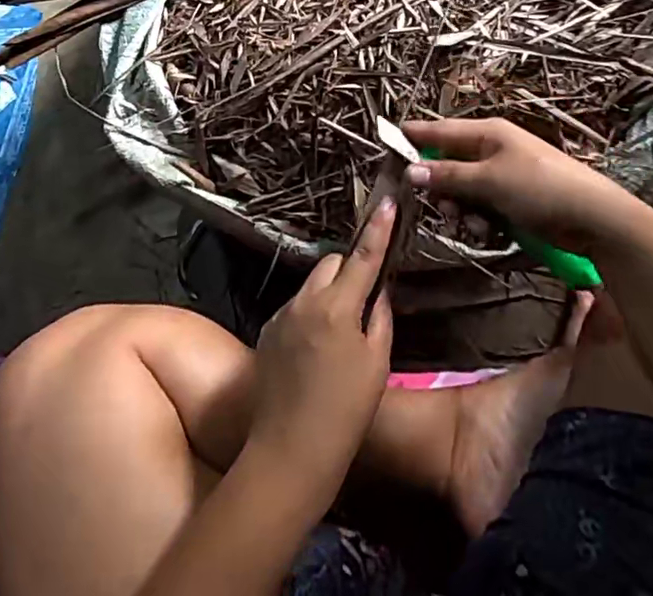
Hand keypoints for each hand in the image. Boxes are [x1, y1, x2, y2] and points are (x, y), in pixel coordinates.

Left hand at [247, 198, 395, 479]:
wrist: (290, 448)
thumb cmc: (346, 411)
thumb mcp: (377, 364)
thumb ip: (380, 318)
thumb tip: (379, 290)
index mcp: (337, 308)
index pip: (362, 258)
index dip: (377, 229)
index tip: (386, 203)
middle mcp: (304, 302)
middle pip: (330, 264)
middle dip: (349, 269)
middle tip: (365, 295)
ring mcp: (281, 314)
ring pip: (311, 285)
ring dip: (328, 293)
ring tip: (341, 331)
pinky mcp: (266, 329)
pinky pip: (294, 307)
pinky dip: (310, 313)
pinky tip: (317, 347)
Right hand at [402, 118, 652, 255]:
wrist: (596, 219)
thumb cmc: (541, 188)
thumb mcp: (489, 181)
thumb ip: (447, 176)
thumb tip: (410, 171)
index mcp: (487, 133)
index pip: (438, 129)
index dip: (413, 137)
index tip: (387, 144)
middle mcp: (492, 149)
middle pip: (447, 164)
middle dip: (441, 188)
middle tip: (442, 207)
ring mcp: (503, 175)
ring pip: (462, 190)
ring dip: (461, 209)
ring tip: (474, 224)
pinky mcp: (513, 199)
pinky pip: (481, 206)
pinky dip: (480, 219)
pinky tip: (490, 231)